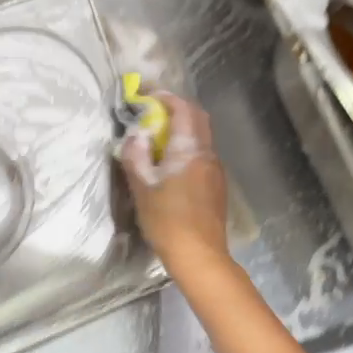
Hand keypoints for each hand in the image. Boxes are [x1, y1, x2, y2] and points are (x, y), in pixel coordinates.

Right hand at [120, 93, 233, 267]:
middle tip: (152, 112)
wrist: (199, 256)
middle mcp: (207, 154)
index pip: (184, 109)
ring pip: (200, 137)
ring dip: (181, 129)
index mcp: (189, 150)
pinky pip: (201, 155)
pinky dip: (185, 148)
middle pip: (198, 119)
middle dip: (176, 109)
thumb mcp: (141, 186)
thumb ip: (136, 155)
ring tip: (157, 138)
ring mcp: (215, 170)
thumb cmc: (166, 220)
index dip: (166, 97)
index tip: (146, 96)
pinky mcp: (216, 185)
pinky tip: (169, 164)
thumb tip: (136, 134)